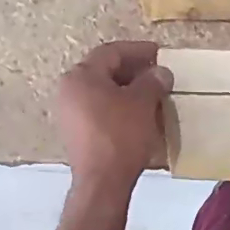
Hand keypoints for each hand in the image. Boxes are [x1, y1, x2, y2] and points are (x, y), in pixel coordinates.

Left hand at [55, 41, 171, 189]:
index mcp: (81, 76)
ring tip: (153, 95)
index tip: (160, 52)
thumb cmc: (121, 134)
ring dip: (128, 90)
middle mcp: (69, 89)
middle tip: (158, 73)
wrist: (103, 179)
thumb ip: (152, 82)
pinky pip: (100, 110)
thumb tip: (161, 72)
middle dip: (134, 71)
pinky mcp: (77, 132)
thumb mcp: (142, 103)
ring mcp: (69, 112)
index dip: (138, 50)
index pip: (111, 52)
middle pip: (105, 71)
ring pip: (103, 92)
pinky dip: (120, 107)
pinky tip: (139, 115)